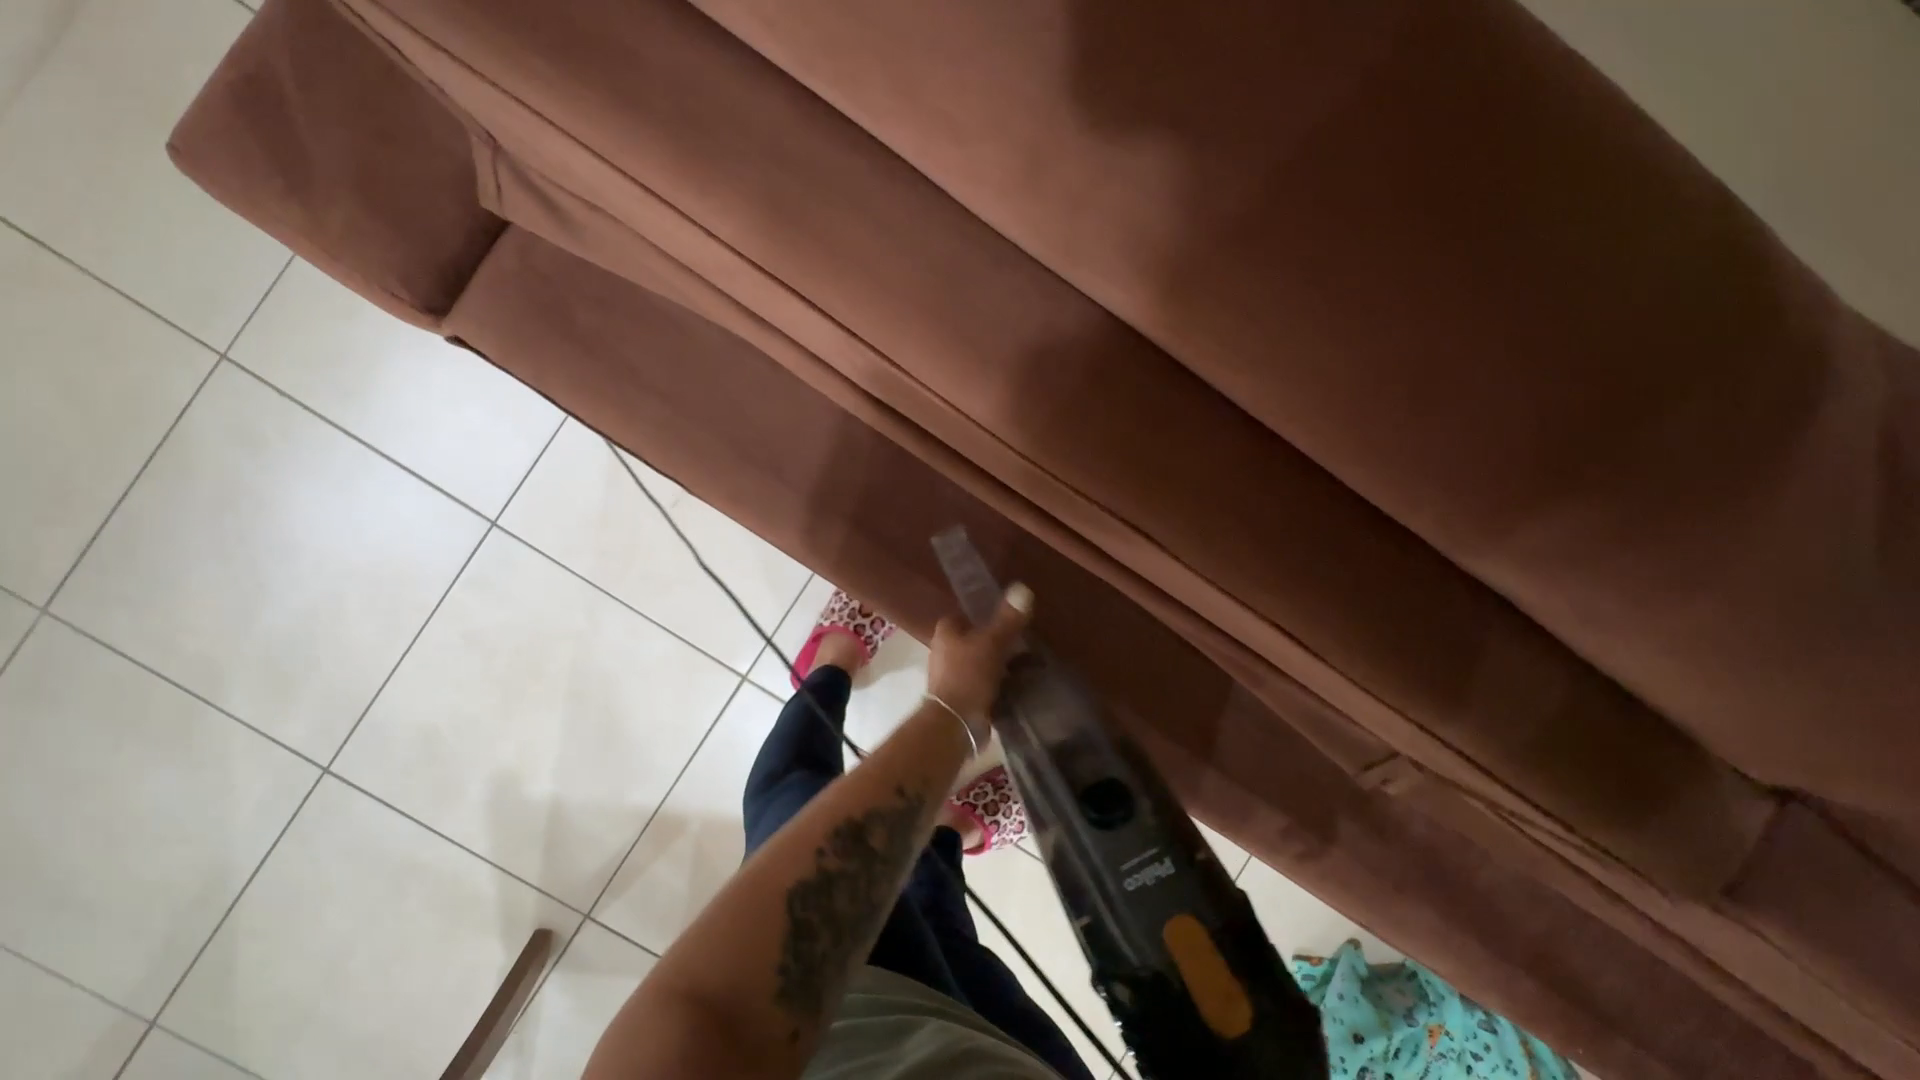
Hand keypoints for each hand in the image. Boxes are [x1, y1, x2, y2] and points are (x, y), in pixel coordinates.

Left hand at [926, 584, 1032, 739]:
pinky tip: (1021, 685)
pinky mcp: (963, 697)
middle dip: (999, 641)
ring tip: (1030, 663)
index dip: (986, 613)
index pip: (966, 614)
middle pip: (977, 639)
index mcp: (946, 632)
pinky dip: (1001, 683)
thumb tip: (1022, 588)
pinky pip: (986, 683)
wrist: (955, 724)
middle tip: (1026, 640)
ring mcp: (953, 676)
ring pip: (983, 662)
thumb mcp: (992, 643)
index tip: (1011, 616)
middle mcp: (944, 651)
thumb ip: (1008, 619)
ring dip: (1003, 664)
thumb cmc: (968, 676)